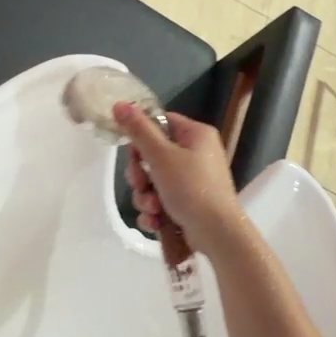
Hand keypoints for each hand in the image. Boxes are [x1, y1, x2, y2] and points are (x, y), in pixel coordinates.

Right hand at [115, 103, 246, 254]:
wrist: (217, 233)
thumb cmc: (191, 188)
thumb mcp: (161, 155)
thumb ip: (138, 130)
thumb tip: (119, 103)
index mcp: (195, 135)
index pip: (160, 123)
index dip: (141, 137)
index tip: (132, 152)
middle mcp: (196, 154)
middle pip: (152, 155)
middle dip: (141, 175)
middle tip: (141, 184)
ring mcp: (192, 181)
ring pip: (153, 182)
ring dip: (145, 197)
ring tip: (153, 209)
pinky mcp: (188, 204)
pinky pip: (160, 201)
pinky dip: (154, 212)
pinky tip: (156, 222)